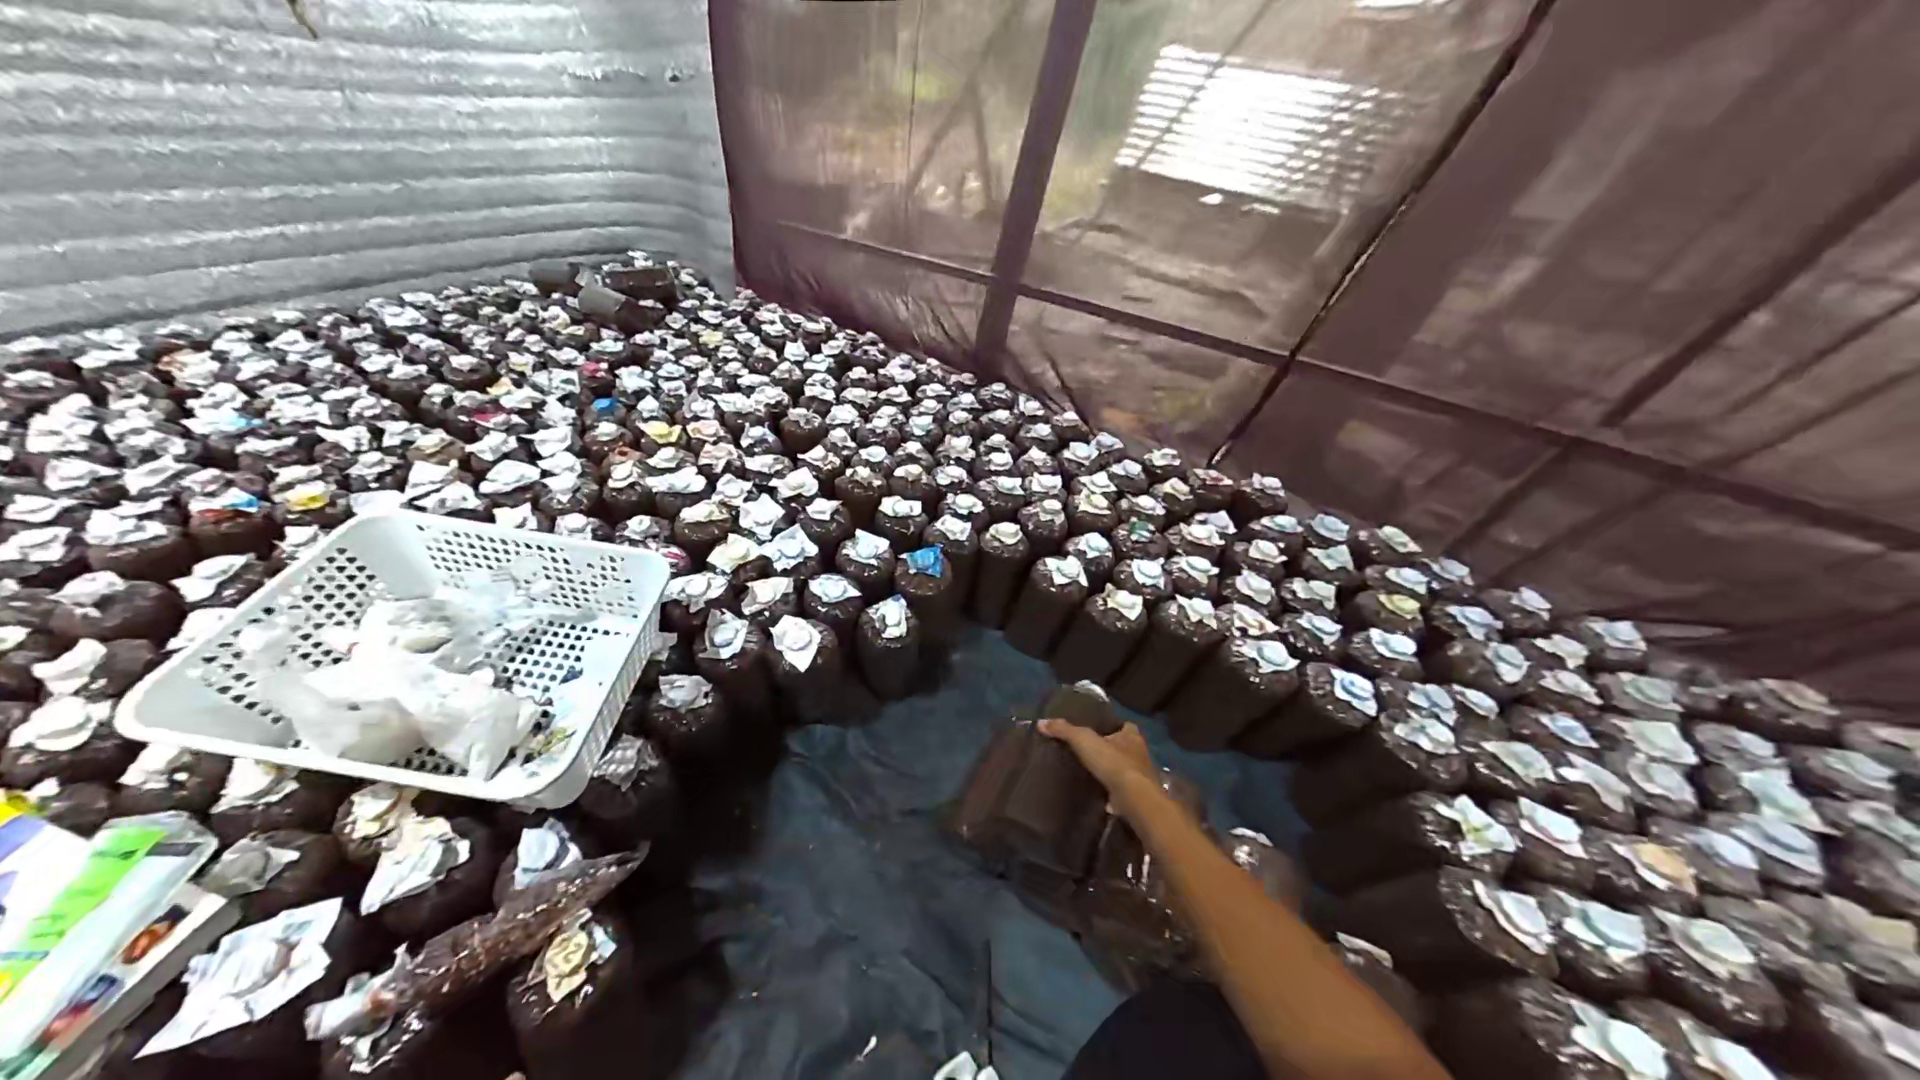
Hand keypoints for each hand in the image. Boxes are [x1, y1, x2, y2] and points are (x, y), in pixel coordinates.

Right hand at [1037, 718, 1167, 823]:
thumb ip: (1064, 730)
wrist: (1133, 798)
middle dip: (1110, 748)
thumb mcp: (1083, 740)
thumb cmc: (1113, 762)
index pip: (1124, 725)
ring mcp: (1140, 775)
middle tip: (1089, 751)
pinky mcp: (1136, 794)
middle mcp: (1140, 752)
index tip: (1097, 729)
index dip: (1112, 726)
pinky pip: (1121, 787)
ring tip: (1089, 770)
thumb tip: (1040, 722)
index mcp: (1132, 734)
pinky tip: (1096, 789)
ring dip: (1111, 769)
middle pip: (1123, 746)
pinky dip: (1111, 788)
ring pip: (1123, 767)